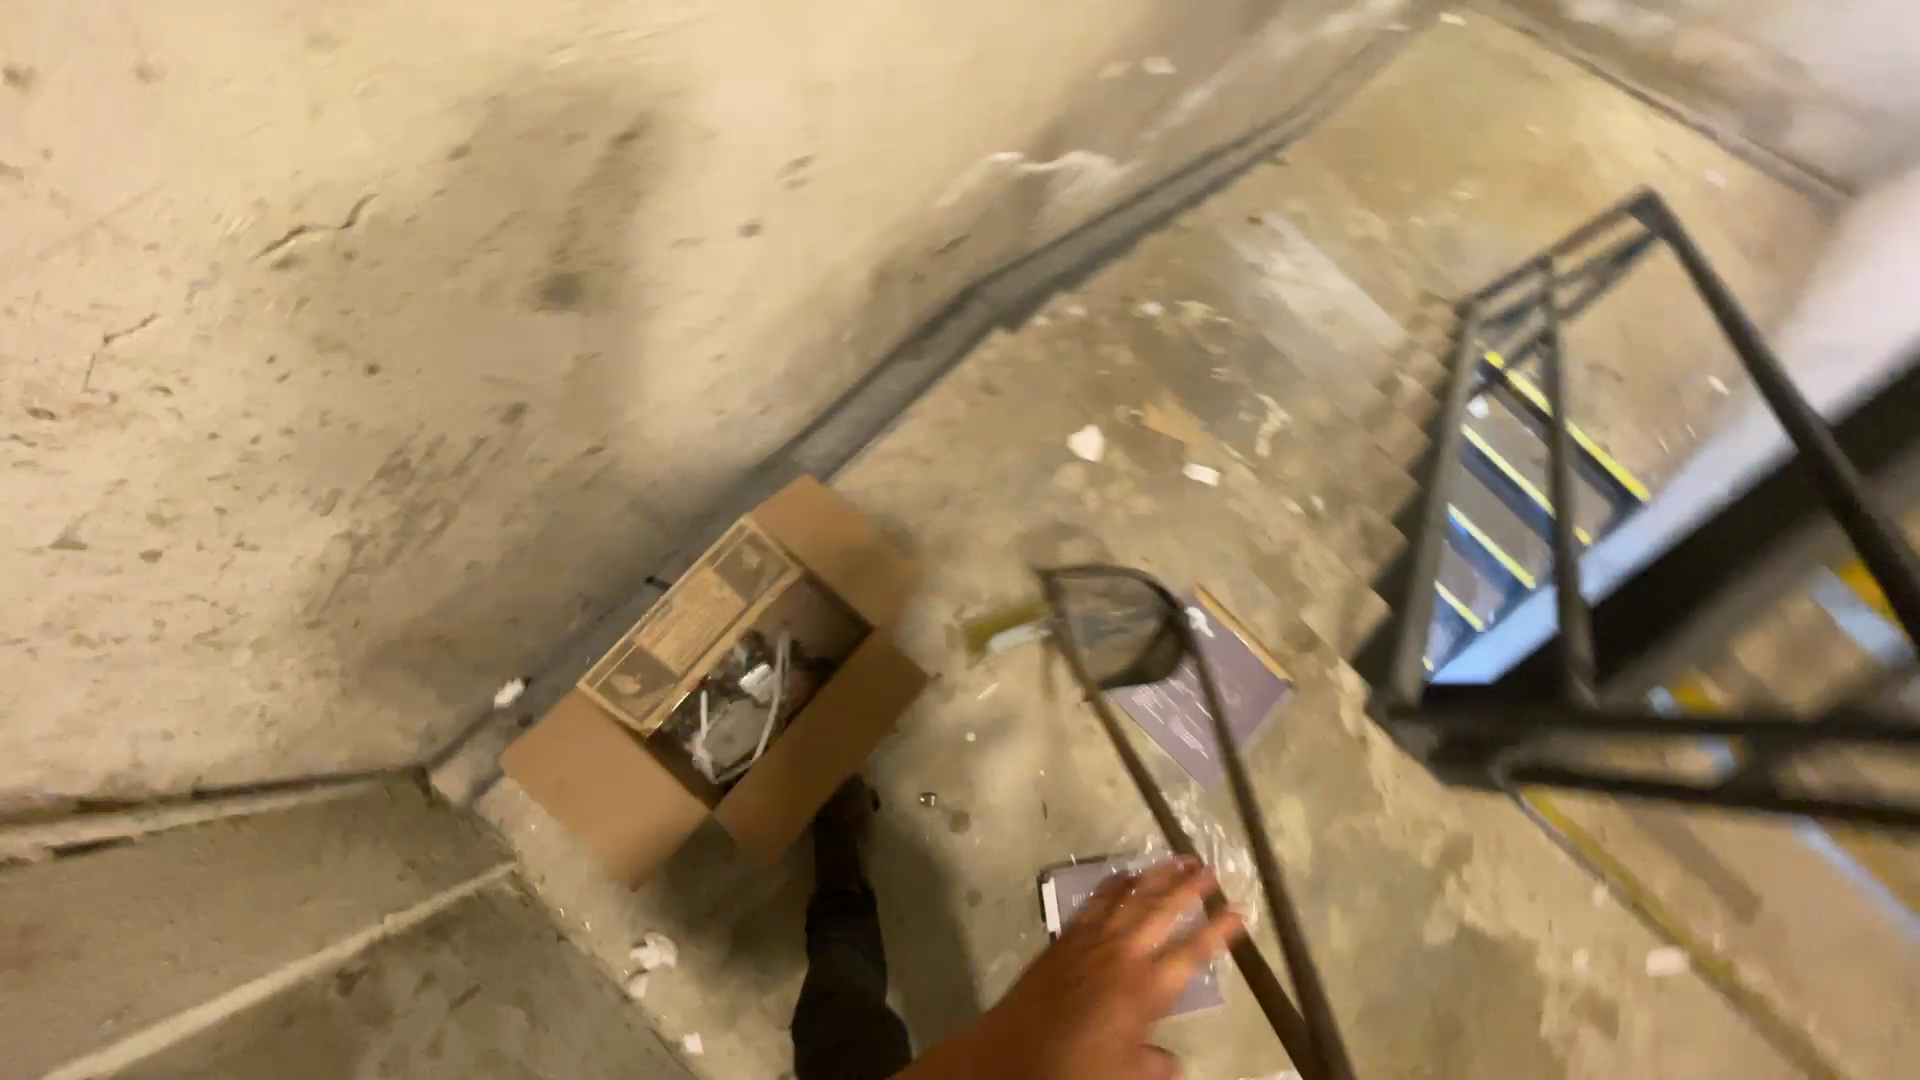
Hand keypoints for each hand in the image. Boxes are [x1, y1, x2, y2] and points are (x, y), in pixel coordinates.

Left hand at [901, 856, 1244, 1079]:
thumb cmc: (1078, 1065)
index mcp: (1147, 988)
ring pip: (1132, 896)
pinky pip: (1097, 900)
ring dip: (1156, 876)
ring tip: (1178, 858)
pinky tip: (1126, 874)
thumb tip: (1171, 1061)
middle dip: (1189, 888)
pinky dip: (1114, 884)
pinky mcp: (1069, 933)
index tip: (1240, 911)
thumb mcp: (1125, 1071)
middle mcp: (1125, 952)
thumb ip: (1153, 1061)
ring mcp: (1095, 937)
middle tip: (1211, 868)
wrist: (1018, 1050)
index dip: (1219, 932)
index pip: (1193, 952)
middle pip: (1164, 911)